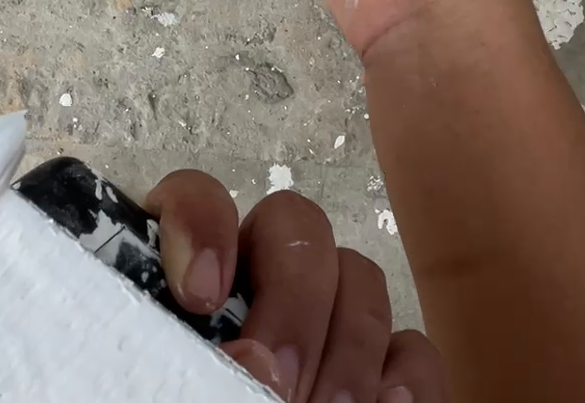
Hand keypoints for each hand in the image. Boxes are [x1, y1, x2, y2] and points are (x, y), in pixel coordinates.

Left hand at [144, 170, 448, 402]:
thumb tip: (256, 363)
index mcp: (195, 271)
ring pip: (360, 274)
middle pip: (295, 223)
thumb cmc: (183, 396)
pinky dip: (407, 379)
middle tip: (279, 377)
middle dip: (294, 297)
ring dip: (349, 345)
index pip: (197, 201)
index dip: (202, 227)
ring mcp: (332, 313)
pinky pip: (415, 347)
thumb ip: (193, 364)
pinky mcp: (386, 367)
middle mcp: (263, 273)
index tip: (200, 295)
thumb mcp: (169, 381)